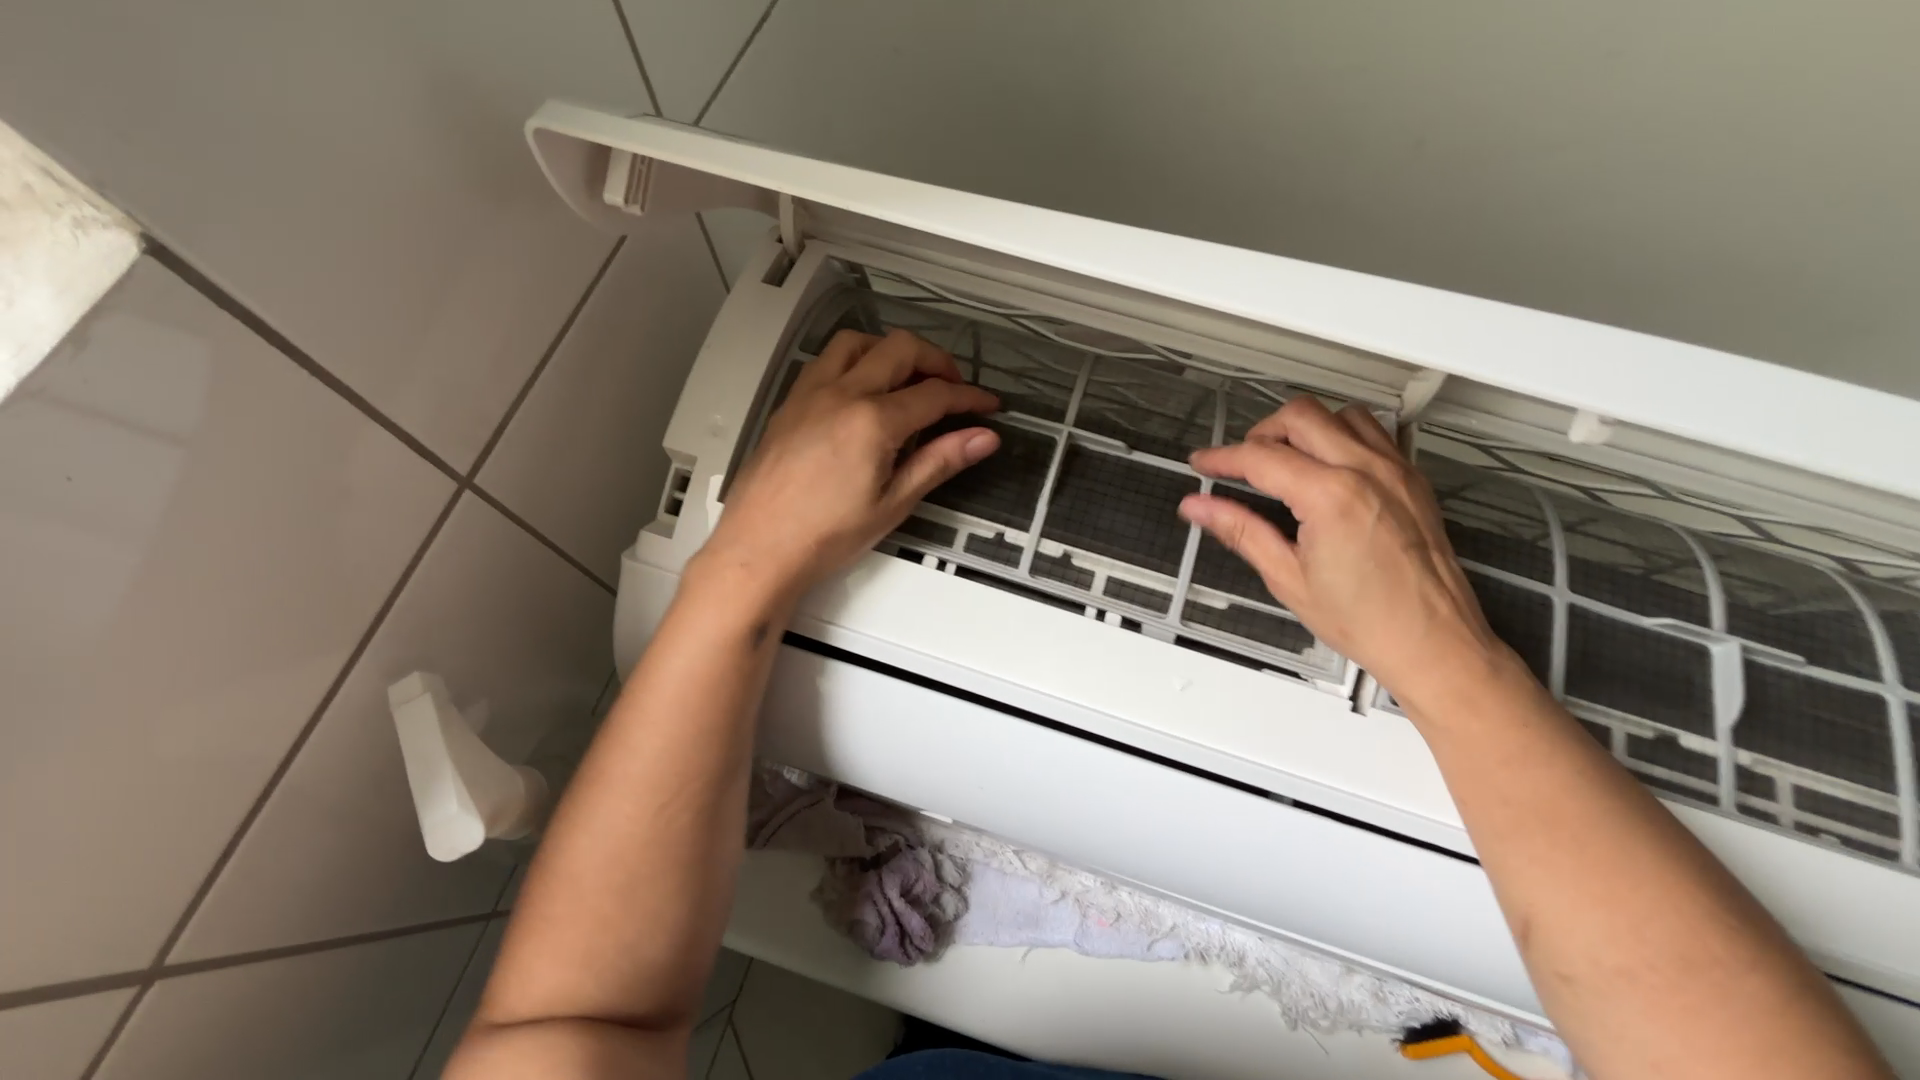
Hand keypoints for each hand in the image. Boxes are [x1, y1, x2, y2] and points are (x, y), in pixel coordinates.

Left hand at [698, 328, 999, 601]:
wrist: (760, 549)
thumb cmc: (824, 536)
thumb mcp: (894, 503)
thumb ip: (940, 461)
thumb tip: (983, 439)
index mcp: (872, 421)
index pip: (934, 394)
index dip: (969, 398)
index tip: (988, 406)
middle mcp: (840, 394)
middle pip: (900, 349)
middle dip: (936, 361)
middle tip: (954, 388)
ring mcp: (810, 394)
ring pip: (858, 342)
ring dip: (891, 351)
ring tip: (909, 379)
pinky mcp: (790, 404)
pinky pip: (826, 360)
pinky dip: (856, 360)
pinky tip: (863, 391)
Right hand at [1179, 396, 1510, 706]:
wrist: (1434, 644)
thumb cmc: (1370, 621)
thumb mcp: (1287, 578)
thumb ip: (1240, 530)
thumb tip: (1199, 508)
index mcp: (1331, 496)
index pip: (1260, 456)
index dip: (1221, 457)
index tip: (1203, 464)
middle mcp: (1367, 471)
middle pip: (1299, 416)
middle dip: (1259, 433)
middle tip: (1240, 463)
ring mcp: (1396, 471)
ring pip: (1338, 413)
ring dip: (1303, 427)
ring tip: (1283, 460)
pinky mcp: (1412, 479)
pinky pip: (1374, 431)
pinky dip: (1342, 434)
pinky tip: (1326, 463)